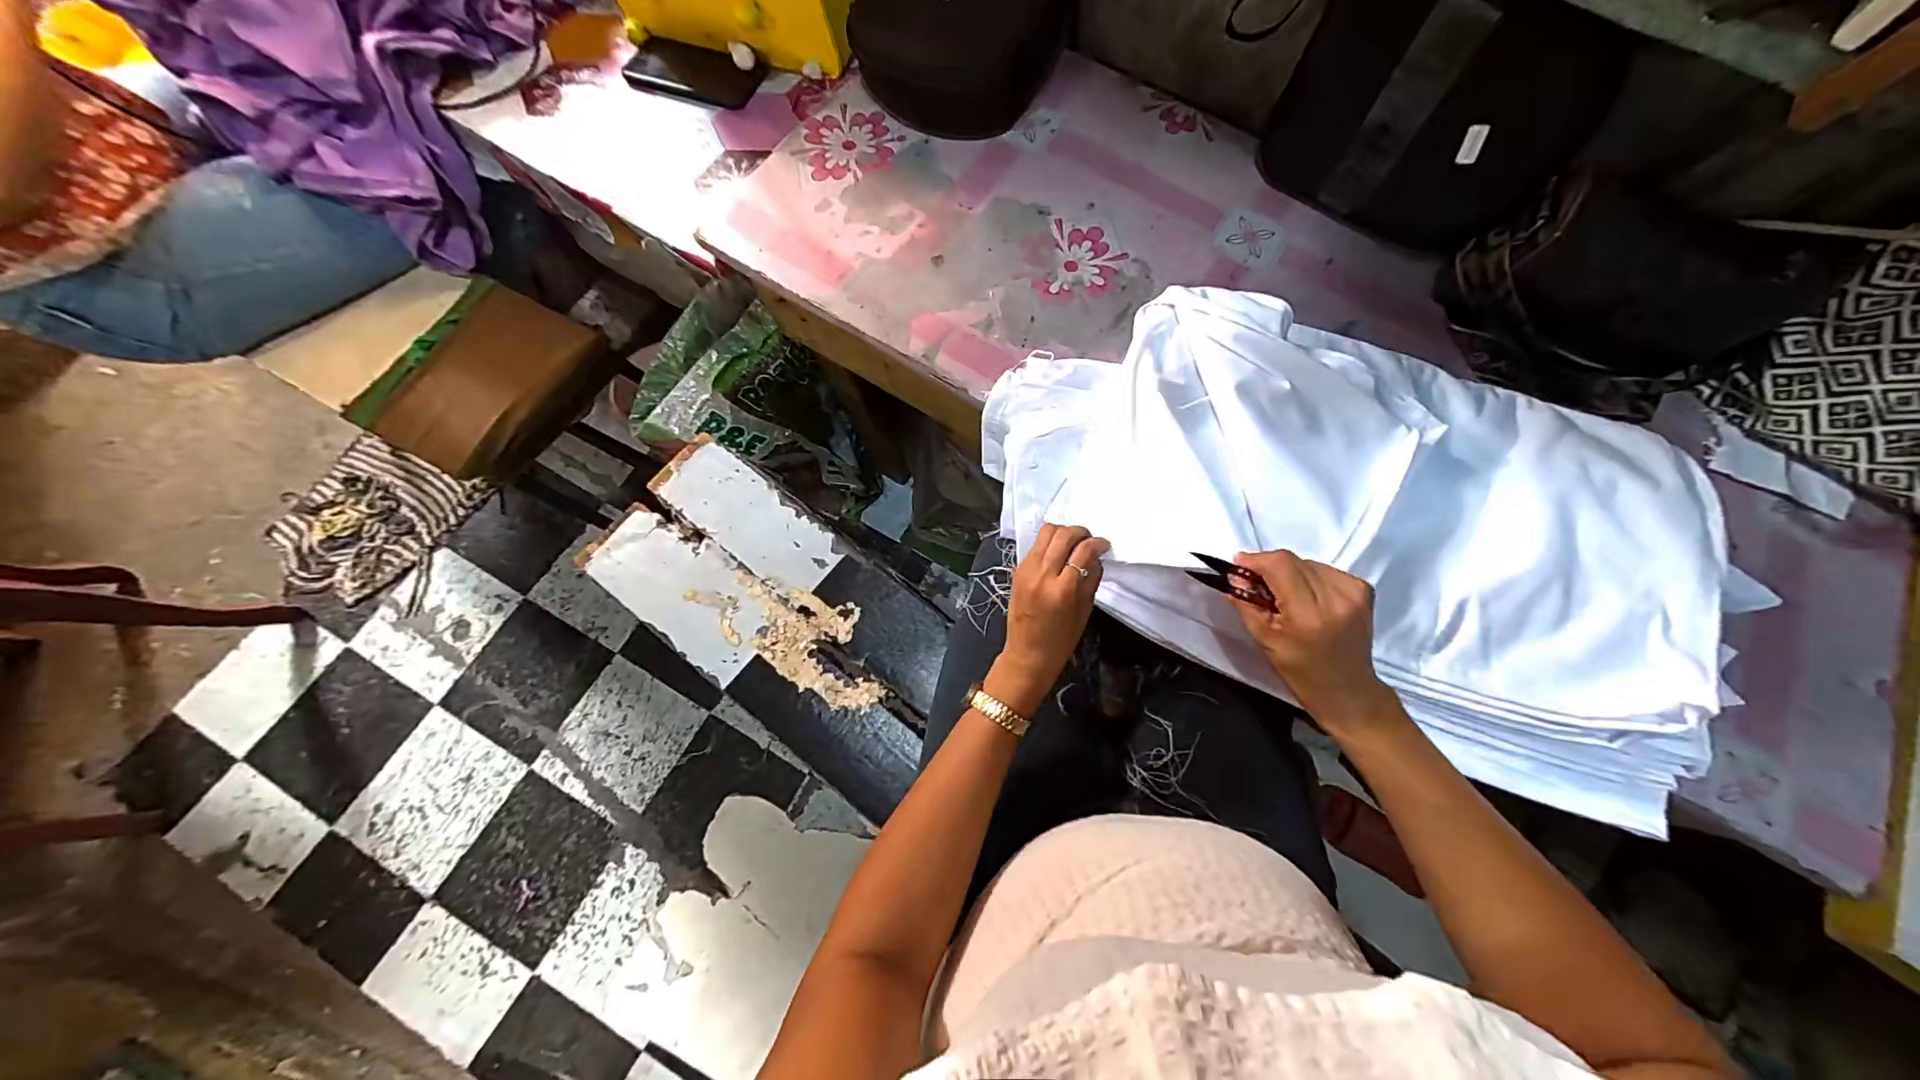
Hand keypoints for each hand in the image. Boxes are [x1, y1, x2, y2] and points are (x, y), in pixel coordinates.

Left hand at [990, 524, 1108, 711]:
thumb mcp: (1084, 612)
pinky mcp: (1017, 571)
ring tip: (1073, 544)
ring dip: (1063, 533)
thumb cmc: (1060, 640)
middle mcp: (1042, 575)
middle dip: (1081, 532)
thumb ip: (1091, 580)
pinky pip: (1035, 546)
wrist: (1027, 654)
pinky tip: (1057, 554)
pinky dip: (1049, 543)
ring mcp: (1026, 570)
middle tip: (1089, 541)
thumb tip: (1095, 558)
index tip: (1104, 545)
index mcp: (1062, 589)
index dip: (1098, 543)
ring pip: (1045, 533)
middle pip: (1063, 534)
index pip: (1083, 551)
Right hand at [1229, 550, 1402, 734]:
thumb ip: (1247, 604)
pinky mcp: (1363, 590)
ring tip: (1284, 594)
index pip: (1280, 565)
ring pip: (1308, 563)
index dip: (1256, 560)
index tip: (1239, 565)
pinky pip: (1326, 570)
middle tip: (1256, 584)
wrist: (1347, 689)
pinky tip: (1306, 596)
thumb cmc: (1300, 671)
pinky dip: (1309, 577)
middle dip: (1269, 567)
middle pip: (1293, 560)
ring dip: (1289, 572)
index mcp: (1308, 614)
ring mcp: (1353, 592)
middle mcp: (1335, 597)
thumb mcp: (1264, 639)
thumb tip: (1235, 576)